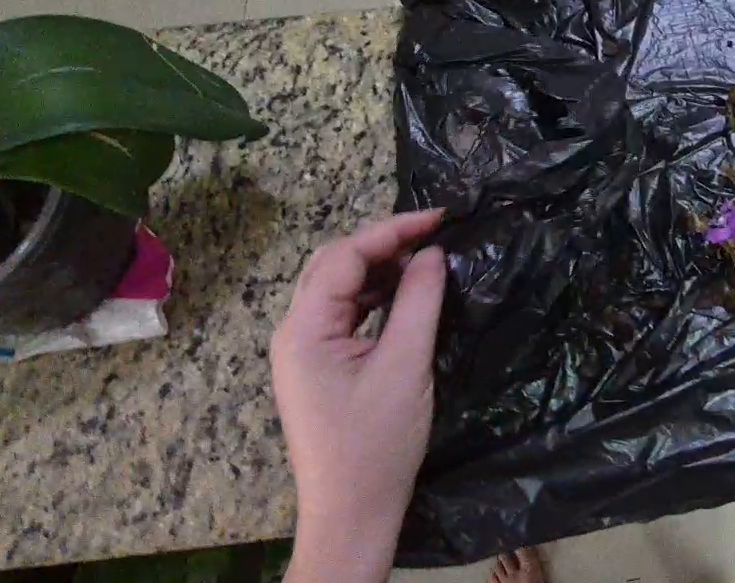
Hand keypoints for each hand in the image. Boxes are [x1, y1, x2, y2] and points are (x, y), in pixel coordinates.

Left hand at [271, 209, 446, 582]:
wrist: (353, 515)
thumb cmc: (377, 443)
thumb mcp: (406, 365)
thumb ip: (419, 300)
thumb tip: (434, 252)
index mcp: (304, 330)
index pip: (345, 256)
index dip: (392, 229)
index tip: (439, 219)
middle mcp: (295, 331)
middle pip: (335, 263)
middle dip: (384, 241)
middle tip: (433, 234)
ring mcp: (305, 349)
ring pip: (339, 284)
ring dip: (381, 266)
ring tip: (425, 258)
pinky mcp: (321, 363)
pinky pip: (346, 310)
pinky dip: (376, 292)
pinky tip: (406, 291)